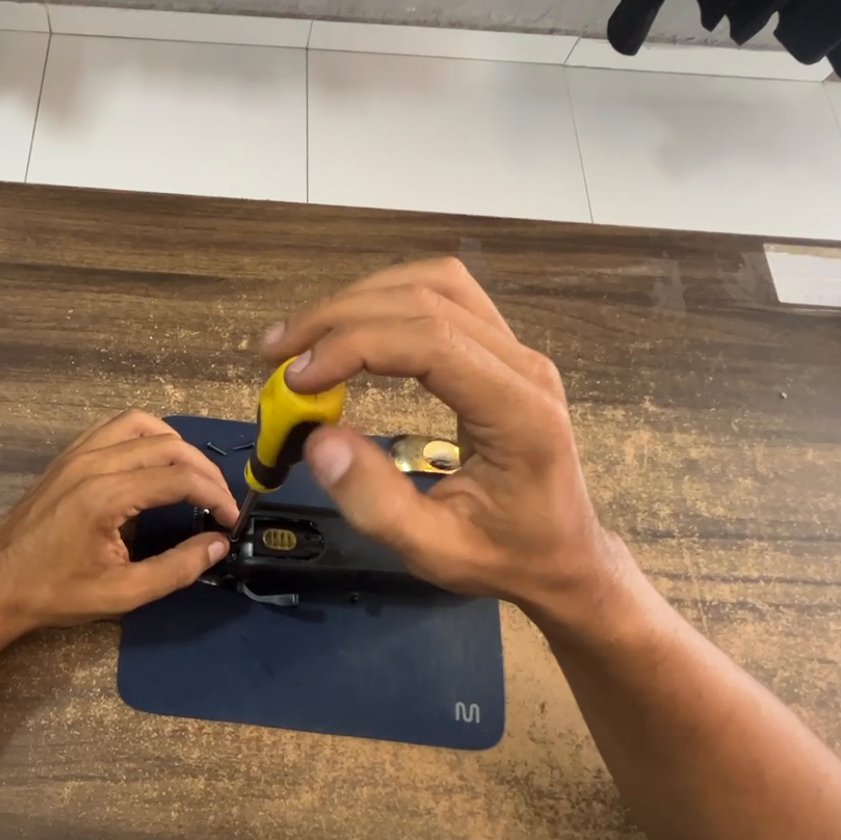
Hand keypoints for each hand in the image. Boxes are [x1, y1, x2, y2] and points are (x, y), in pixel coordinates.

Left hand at [0, 410, 238, 642]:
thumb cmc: (55, 594)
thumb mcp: (122, 593)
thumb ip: (177, 568)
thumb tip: (217, 544)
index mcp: (107, 495)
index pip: (180, 478)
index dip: (216, 496)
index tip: (231, 520)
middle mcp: (93, 463)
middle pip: (167, 445)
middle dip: (203, 470)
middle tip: (220, 501)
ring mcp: (76, 454)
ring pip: (140, 425)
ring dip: (175, 445)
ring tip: (192, 476)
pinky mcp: (65, 457)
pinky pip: (113, 427)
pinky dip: (143, 435)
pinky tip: (152, 460)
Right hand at [263, 258, 624, 620]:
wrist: (564, 556)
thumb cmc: (504, 557)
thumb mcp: (435, 551)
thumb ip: (376, 502)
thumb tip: (316, 439)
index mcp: (518, 412)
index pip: (430, 342)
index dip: (353, 346)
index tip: (294, 379)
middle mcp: (523, 364)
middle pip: (425, 300)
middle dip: (338, 316)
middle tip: (276, 353)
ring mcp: (516, 349)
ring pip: (433, 283)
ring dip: (359, 299)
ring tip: (302, 336)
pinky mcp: (499, 348)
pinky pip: (442, 296)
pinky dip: (385, 300)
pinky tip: (348, 327)